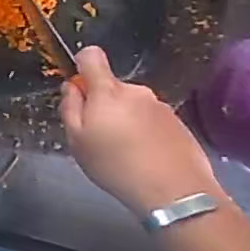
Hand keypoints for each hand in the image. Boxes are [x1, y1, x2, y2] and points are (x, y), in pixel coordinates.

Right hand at [59, 46, 223, 215]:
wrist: (177, 194)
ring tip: (125, 151)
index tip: (80, 89)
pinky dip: (145, 131)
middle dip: (103, 104)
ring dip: (125, 119)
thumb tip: (71, 87)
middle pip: (112, 87)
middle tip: (100, 136)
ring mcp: (161, 107)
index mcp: (108, 92)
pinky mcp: (180, 124)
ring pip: (132, 104)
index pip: (92, 56)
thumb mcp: (77, 141)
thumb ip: (69, 107)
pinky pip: (151, 119)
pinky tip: (146, 156)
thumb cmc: (115, 166)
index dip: (82, 65)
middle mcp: (137, 92)